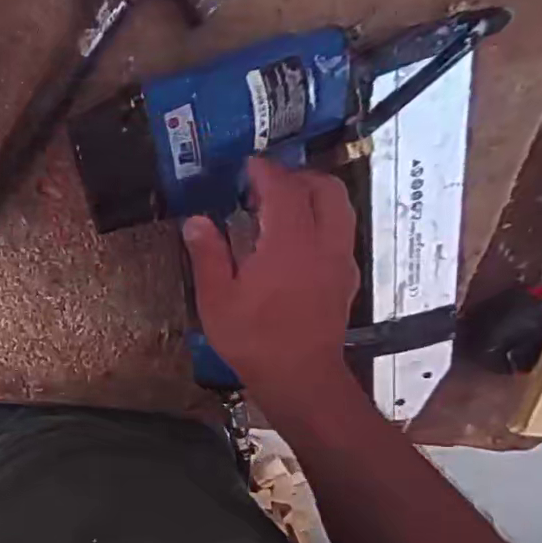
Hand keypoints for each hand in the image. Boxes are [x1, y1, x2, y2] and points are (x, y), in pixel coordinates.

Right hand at [182, 159, 359, 406]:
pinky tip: (293, 241)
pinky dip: (319, 219)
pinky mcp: (344, 276)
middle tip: (264, 185)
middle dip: (296, 177)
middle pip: (324, 188)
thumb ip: (208, 254)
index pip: (284, 190)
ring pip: (339, 207)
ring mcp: (339, 259)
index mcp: (288, 243)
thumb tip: (196, 222)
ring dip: (312, 196)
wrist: (299, 376)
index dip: (265, 172)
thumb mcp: (216, 298)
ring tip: (279, 208)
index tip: (247, 166)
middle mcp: (323, 243)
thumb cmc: (253, 339)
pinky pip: (339, 230)